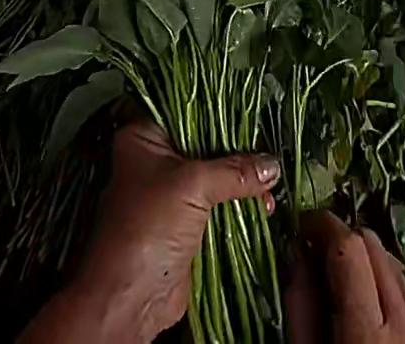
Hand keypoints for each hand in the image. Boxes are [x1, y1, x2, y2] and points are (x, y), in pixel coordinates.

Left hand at [21, 121, 280, 342]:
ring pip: (214, 174)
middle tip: (267, 148)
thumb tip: (273, 164)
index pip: (184, 108)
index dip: (217, 107)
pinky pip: (218, 203)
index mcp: (144, 136)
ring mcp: (170, 190)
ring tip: (270, 183)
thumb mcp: (193, 185)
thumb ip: (234, 171)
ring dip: (242, 180)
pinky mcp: (185, 220)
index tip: (250, 107)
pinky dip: (239, 203)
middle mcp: (156, 157)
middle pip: (203, 141)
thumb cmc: (149, 225)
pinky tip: (263, 204)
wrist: (131, 296)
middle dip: (236, 149)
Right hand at [284, 211, 404, 343]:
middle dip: (340, 237)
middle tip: (314, 249)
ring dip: (361, 256)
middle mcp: (404, 326)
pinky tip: (361, 297)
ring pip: (391, 261)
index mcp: (366, 334)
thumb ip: (300, 307)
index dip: (323, 224)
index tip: (301, 224)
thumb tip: (297, 253)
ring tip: (335, 274)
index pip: (349, 247)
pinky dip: (380, 279)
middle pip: (373, 244)